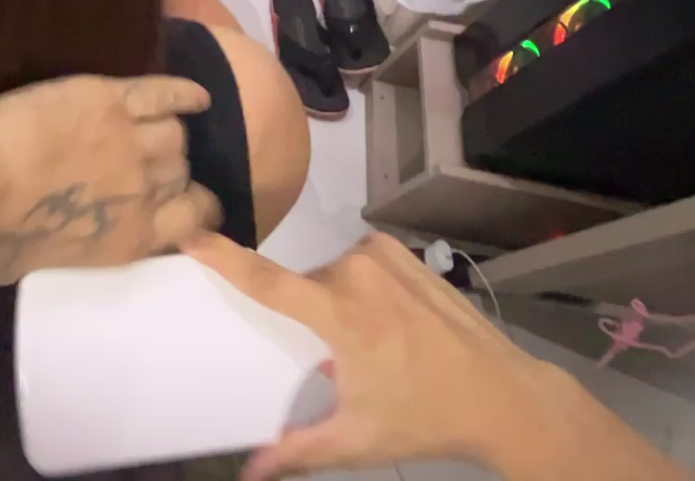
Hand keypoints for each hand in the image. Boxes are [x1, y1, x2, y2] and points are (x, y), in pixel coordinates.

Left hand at [0, 75, 221, 284]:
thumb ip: (85, 243)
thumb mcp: (50, 262)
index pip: (193, 218)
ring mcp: (129, 141)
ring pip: (173, 131)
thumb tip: (82, 230)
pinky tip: (195, 96)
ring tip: (155, 126)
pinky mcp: (107, 100)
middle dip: (168, 166)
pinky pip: (160, 92)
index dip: (194, 206)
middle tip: (144, 159)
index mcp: (131, 238)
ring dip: (167, 131)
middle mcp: (143, 190)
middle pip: (179, 168)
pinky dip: (181, 92)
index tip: (188, 199)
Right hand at [184, 232, 594, 480]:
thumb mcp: (360, 439)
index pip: (268, 282)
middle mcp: (355, 274)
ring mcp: (379, 255)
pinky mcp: (397, 247)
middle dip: (307, 313)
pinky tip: (384, 309)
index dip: (225, 258)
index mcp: (342, 317)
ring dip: (332, 297)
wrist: (505, 394)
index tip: (190, 237)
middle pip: (301, 284)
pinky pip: (354, 257)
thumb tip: (249, 473)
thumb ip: (300, 449)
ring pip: (327, 270)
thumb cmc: (426, 416)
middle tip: (335, 351)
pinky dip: (357, 279)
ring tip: (367, 334)